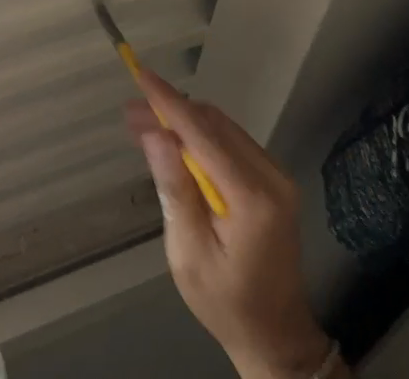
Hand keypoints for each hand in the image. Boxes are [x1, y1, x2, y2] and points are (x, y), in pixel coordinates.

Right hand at [126, 69, 342, 378]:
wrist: (275, 334)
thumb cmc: (224, 301)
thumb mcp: (188, 252)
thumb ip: (175, 188)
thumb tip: (155, 134)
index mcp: (253, 197)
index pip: (203, 134)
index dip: (169, 103)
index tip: (140, 75)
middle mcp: (272, 177)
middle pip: (215, 125)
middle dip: (172, 110)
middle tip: (130, 113)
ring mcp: (277, 178)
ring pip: (225, 130)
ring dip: (185, 122)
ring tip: (144, 125)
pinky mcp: (274, 184)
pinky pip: (234, 145)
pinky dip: (203, 138)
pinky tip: (177, 145)